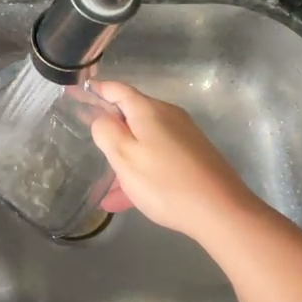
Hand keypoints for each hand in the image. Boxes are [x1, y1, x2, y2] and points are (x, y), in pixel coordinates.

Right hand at [90, 81, 259, 235]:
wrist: (222, 211)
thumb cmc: (165, 182)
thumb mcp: (125, 157)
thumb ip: (106, 132)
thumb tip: (101, 118)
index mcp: (149, 111)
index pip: (118, 90)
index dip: (97, 90)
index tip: (79, 94)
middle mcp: (169, 117)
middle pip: (132, 116)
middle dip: (111, 129)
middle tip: (88, 144)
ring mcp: (184, 138)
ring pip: (145, 142)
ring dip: (125, 159)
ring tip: (105, 187)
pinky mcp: (194, 158)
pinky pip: (158, 159)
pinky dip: (141, 173)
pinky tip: (126, 200)